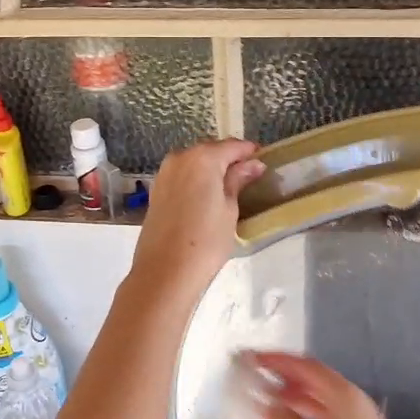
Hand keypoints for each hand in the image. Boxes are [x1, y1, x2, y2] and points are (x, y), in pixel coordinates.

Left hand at [128, 139, 266, 298]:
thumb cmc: (206, 241)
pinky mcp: (156, 190)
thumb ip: (238, 180)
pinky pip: (182, 176)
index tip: (263, 162)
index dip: (249, 153)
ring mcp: (164, 173)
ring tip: (229, 189)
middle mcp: (180, 158)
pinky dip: (196, 181)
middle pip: (211, 151)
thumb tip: (253, 164)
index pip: (232, 146)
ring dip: (211, 170)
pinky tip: (206, 198)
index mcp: (202, 158)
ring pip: (194, 163)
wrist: (165, 272)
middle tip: (248, 177)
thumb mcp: (230, 209)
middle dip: (229, 160)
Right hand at [245, 352, 419, 418]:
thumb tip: (264, 405)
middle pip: (311, 383)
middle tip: (248, 387)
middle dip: (280, 382)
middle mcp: (351, 407)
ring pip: (314, 406)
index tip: (249, 359)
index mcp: (346, 400)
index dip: (277, 360)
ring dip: (287, 407)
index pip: (307, 367)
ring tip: (256, 413)